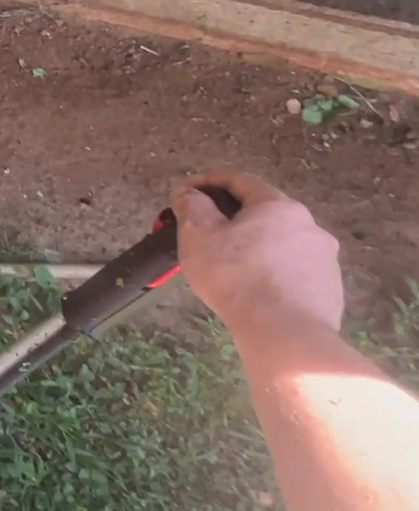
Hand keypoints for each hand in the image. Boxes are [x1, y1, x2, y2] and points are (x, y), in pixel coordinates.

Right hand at [172, 172, 343, 335]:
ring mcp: (324, 257)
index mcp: (279, 208)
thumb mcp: (197, 232)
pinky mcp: (328, 284)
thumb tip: (189, 192)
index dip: (207, 181)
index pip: (240, 181)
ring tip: (221, 257)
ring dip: (248, 239)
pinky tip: (247, 280)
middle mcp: (310, 226)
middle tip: (199, 227)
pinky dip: (265, 262)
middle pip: (261, 210)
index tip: (182, 191)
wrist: (284, 329)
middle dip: (228, 213)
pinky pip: (288, 262)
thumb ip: (191, 204)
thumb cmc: (234, 272)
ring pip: (276, 237)